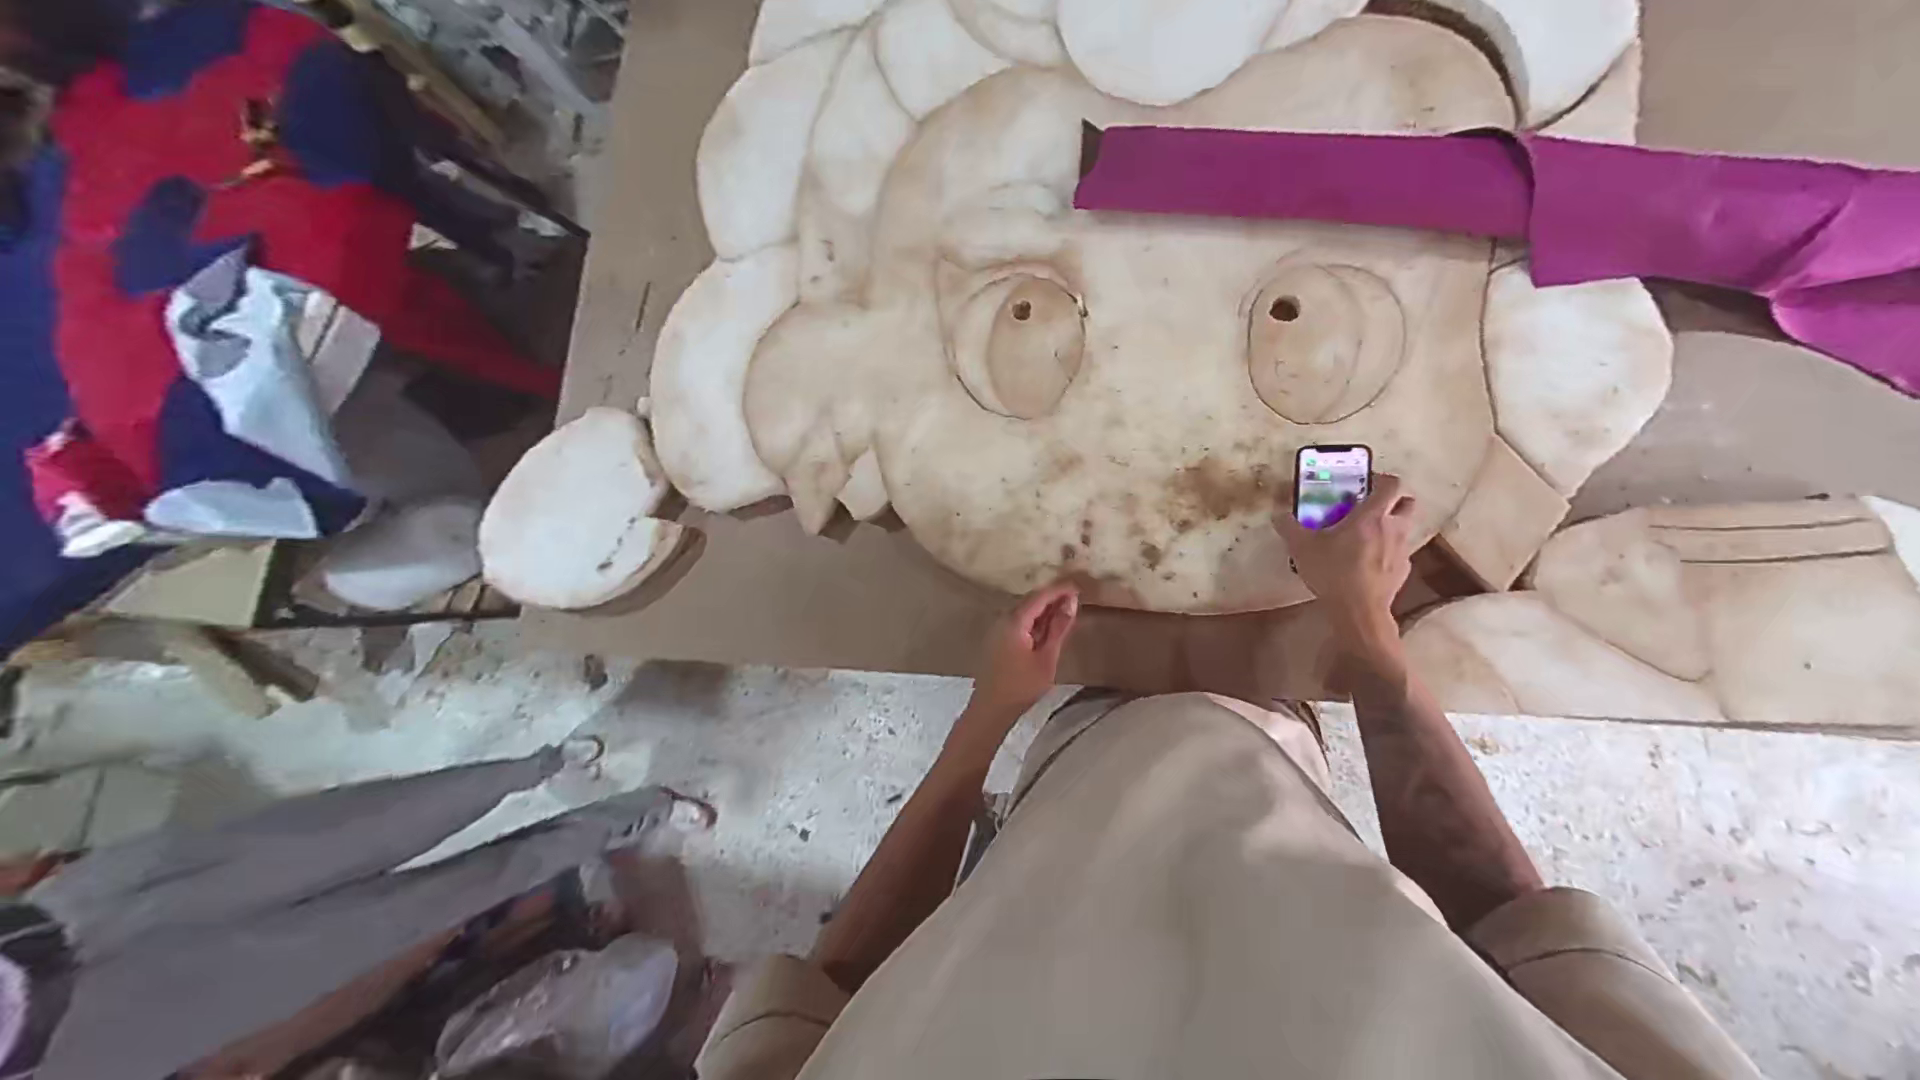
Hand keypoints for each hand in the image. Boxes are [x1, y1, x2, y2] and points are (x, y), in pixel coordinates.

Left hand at [965, 583, 1080, 727]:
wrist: (991, 708)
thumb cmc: (1022, 686)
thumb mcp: (1046, 657)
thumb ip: (1058, 628)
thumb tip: (1071, 602)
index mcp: (1014, 621)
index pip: (1040, 596)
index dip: (1060, 589)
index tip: (1078, 586)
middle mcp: (1002, 619)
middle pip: (1030, 600)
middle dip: (1053, 597)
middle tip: (1075, 597)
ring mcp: (997, 629)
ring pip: (1024, 611)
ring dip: (1044, 609)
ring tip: (1066, 610)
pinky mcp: (997, 639)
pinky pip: (1018, 621)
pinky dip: (1034, 620)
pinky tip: (1047, 627)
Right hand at [1275, 473, 1416, 650]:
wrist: (1358, 610)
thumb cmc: (1332, 571)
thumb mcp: (1301, 547)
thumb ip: (1289, 526)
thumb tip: (1279, 514)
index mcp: (1371, 516)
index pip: (1391, 484)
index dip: (1380, 478)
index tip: (1364, 482)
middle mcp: (1393, 528)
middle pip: (1407, 503)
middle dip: (1392, 501)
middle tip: (1369, 507)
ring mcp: (1401, 550)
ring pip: (1403, 528)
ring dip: (1389, 526)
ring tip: (1364, 536)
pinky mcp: (1403, 571)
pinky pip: (1398, 553)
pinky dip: (1386, 552)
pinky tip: (1367, 562)